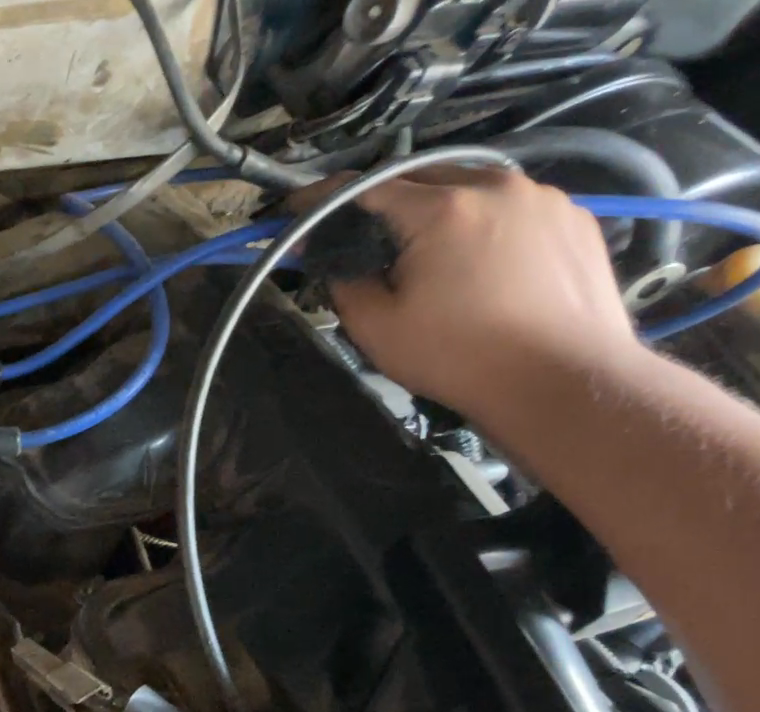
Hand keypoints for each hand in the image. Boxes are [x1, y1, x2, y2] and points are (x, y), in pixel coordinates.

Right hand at [299, 167, 642, 413]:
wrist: (561, 378)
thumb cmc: (456, 354)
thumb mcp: (375, 325)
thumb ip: (343, 281)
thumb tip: (327, 257)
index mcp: (442, 209)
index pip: (366, 186)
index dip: (322, 197)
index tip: (294, 209)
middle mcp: (496, 186)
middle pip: (422, 175)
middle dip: (382, 198)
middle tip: (357, 232)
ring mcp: (544, 198)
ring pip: (471, 185)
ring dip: (435, 206)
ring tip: (420, 244)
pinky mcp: (575, 217)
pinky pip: (512, 205)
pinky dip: (481, 220)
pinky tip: (474, 257)